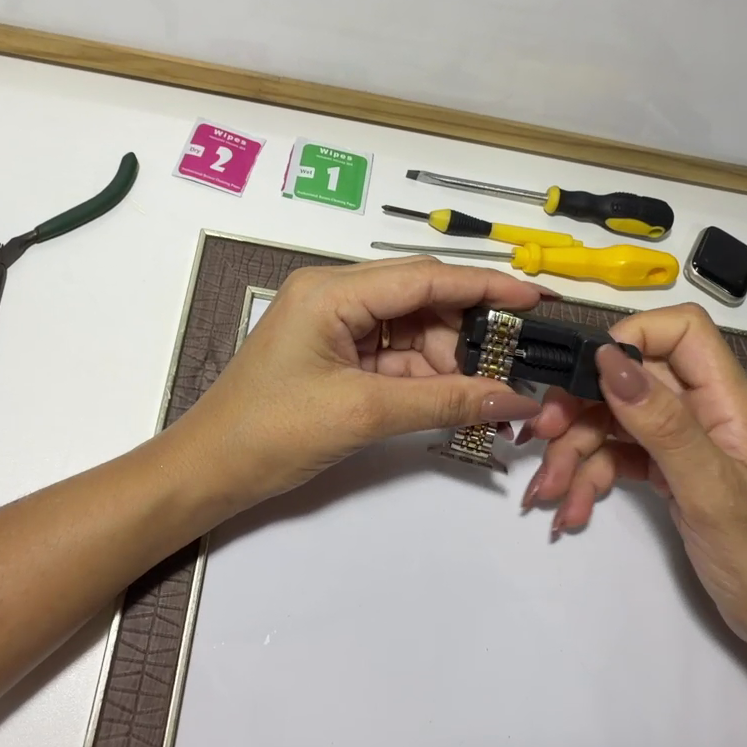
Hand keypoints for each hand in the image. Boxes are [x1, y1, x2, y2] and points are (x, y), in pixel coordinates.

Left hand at [168, 257, 546, 507]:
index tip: (535, 300)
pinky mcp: (338, 354)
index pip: (424, 276)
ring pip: (413, 330)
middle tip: (517, 364)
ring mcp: (336, 325)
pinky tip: (459, 397)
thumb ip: (444, 401)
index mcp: (332, 291)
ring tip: (492, 393)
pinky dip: (427, 377)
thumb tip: (516, 400)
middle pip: (422, 299)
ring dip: (451, 360)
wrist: (210, 470)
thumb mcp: (363, 413)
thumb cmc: (271, 432)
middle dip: (470, 332)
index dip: (484, 286)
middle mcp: (335, 295)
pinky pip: (396, 355)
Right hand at [521, 303, 746, 654]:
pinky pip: (615, 458)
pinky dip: (587, 479)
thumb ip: (662, 423)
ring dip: (573, 453)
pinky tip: (571, 511)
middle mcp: (702, 412)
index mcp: (727, 401)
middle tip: (542, 438)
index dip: (630, 338)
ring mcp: (682, 444)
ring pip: (611, 421)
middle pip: (628, 380)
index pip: (680, 332)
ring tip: (549, 496)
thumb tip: (610, 359)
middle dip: (579, 408)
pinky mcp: (666, 474)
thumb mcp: (713, 491)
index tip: (586, 377)